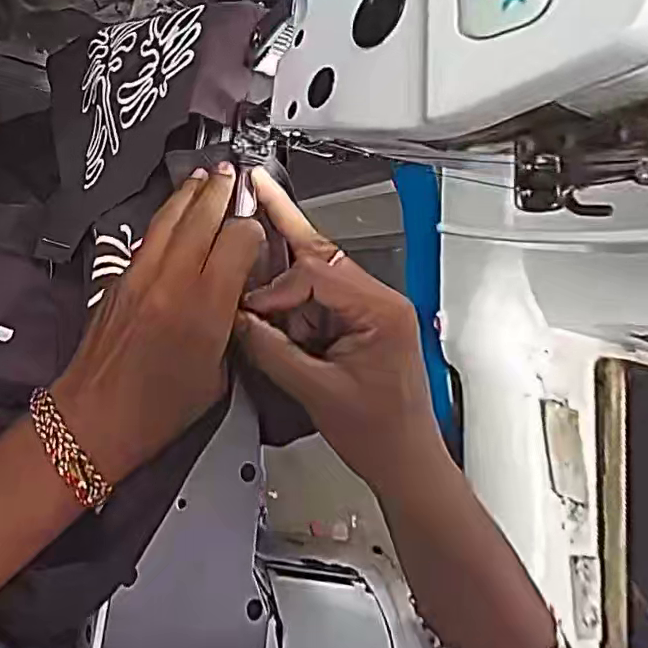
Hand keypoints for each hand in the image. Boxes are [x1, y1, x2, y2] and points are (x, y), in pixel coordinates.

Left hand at [51, 163, 265, 481]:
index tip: (257, 230)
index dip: (251, 230)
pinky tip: (175, 211)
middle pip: (201, 218)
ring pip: (169, 218)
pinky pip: (149, 235)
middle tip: (233, 174)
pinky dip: (166, 217)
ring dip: (189, 194)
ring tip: (204, 177)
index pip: (236, 242)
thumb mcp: (216, 374)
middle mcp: (172, 282)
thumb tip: (233, 293)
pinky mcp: (119, 278)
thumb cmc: (156, 409)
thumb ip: (229, 325)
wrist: (94, 417)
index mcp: (204, 308)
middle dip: (220, 192)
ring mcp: (140, 275)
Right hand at [233, 168, 446, 493]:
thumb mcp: (318, 391)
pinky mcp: (358, 322)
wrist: (408, 462)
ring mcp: (369, 310)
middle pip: (320, 255)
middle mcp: (378, 301)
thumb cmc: (382, 433)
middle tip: (257, 185)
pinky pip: (317, 299)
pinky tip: (271, 312)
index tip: (250, 311)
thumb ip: (272, 350)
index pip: (317, 274)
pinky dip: (291, 304)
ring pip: (315, 275)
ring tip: (254, 273)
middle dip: (283, 221)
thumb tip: (239, 320)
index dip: (276, 290)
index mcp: (380, 311)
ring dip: (282, 281)